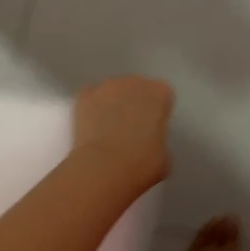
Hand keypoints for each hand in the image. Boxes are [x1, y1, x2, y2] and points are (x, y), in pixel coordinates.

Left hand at [72, 75, 173, 191]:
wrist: (103, 168)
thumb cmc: (141, 164)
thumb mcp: (164, 156)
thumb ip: (160, 139)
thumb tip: (150, 141)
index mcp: (160, 93)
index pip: (162, 96)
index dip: (157, 112)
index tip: (152, 129)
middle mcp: (135, 82)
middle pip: (136, 89)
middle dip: (134, 104)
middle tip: (130, 130)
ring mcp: (108, 86)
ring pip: (112, 92)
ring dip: (111, 105)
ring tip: (106, 131)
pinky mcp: (85, 95)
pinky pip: (91, 98)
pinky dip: (91, 109)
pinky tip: (90, 129)